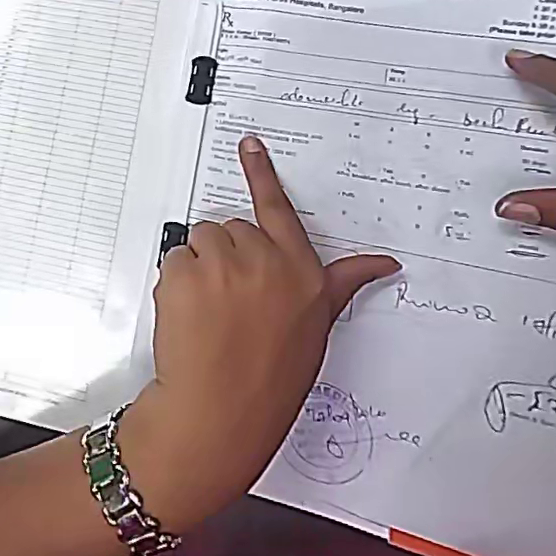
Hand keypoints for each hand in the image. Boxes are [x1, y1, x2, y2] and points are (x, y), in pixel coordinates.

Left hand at [121, 136, 401, 531]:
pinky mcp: (185, 273)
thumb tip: (383, 263)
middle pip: (227, 229)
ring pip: (197, 243)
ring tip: (209, 312)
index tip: (249, 145)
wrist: (221, 410)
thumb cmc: (269, 376)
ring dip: (198, 269)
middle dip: (224, 258)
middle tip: (228, 302)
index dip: (262, 173)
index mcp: (300, 272)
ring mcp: (223, 265)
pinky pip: (172, 261)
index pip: (279, 210)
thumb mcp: (315, 327)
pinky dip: (174, 284)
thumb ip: (341, 283)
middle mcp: (264, 261)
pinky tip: (188, 317)